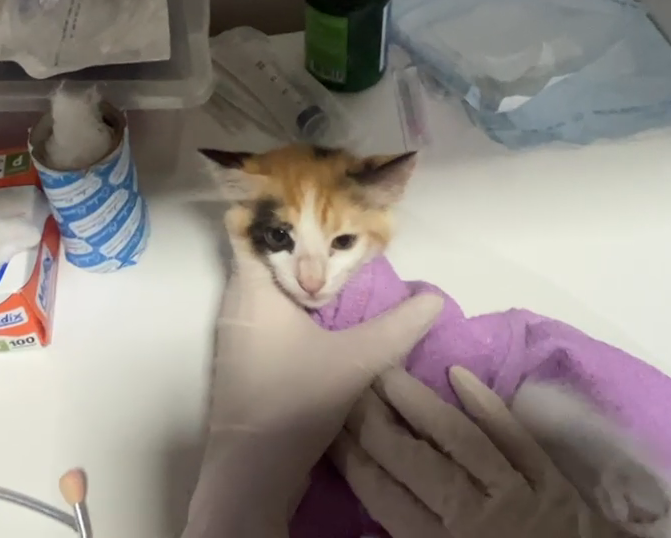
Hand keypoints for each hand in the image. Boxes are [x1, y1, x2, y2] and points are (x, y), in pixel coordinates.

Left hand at [181, 236, 442, 537]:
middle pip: (262, 251)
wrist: (252, 469)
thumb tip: (434, 297)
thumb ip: (397, 327)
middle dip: (299, 240)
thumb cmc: (294, 399)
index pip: (249, 225)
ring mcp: (235, 327)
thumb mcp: (356, 361)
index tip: (315, 201)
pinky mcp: (242, 351)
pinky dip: (290, 301)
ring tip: (337, 265)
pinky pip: (264, 308)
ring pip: (264, 281)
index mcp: (251, 285)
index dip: (278, 208)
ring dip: (297, 273)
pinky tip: (321, 311)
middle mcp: (236, 298)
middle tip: (339, 230)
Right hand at [331, 366, 626, 537]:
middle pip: (414, 459)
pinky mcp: (555, 485)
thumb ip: (411, 535)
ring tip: (387, 369)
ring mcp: (519, 495)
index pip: (384, 495)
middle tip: (345, 383)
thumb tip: (373, 494)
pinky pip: (519, 439)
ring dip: (420, 402)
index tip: (327, 424)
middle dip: (374, 420)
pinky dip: (489, 406)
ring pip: (460, 438)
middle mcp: (474, 517)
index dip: (352, 456)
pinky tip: (460, 375)